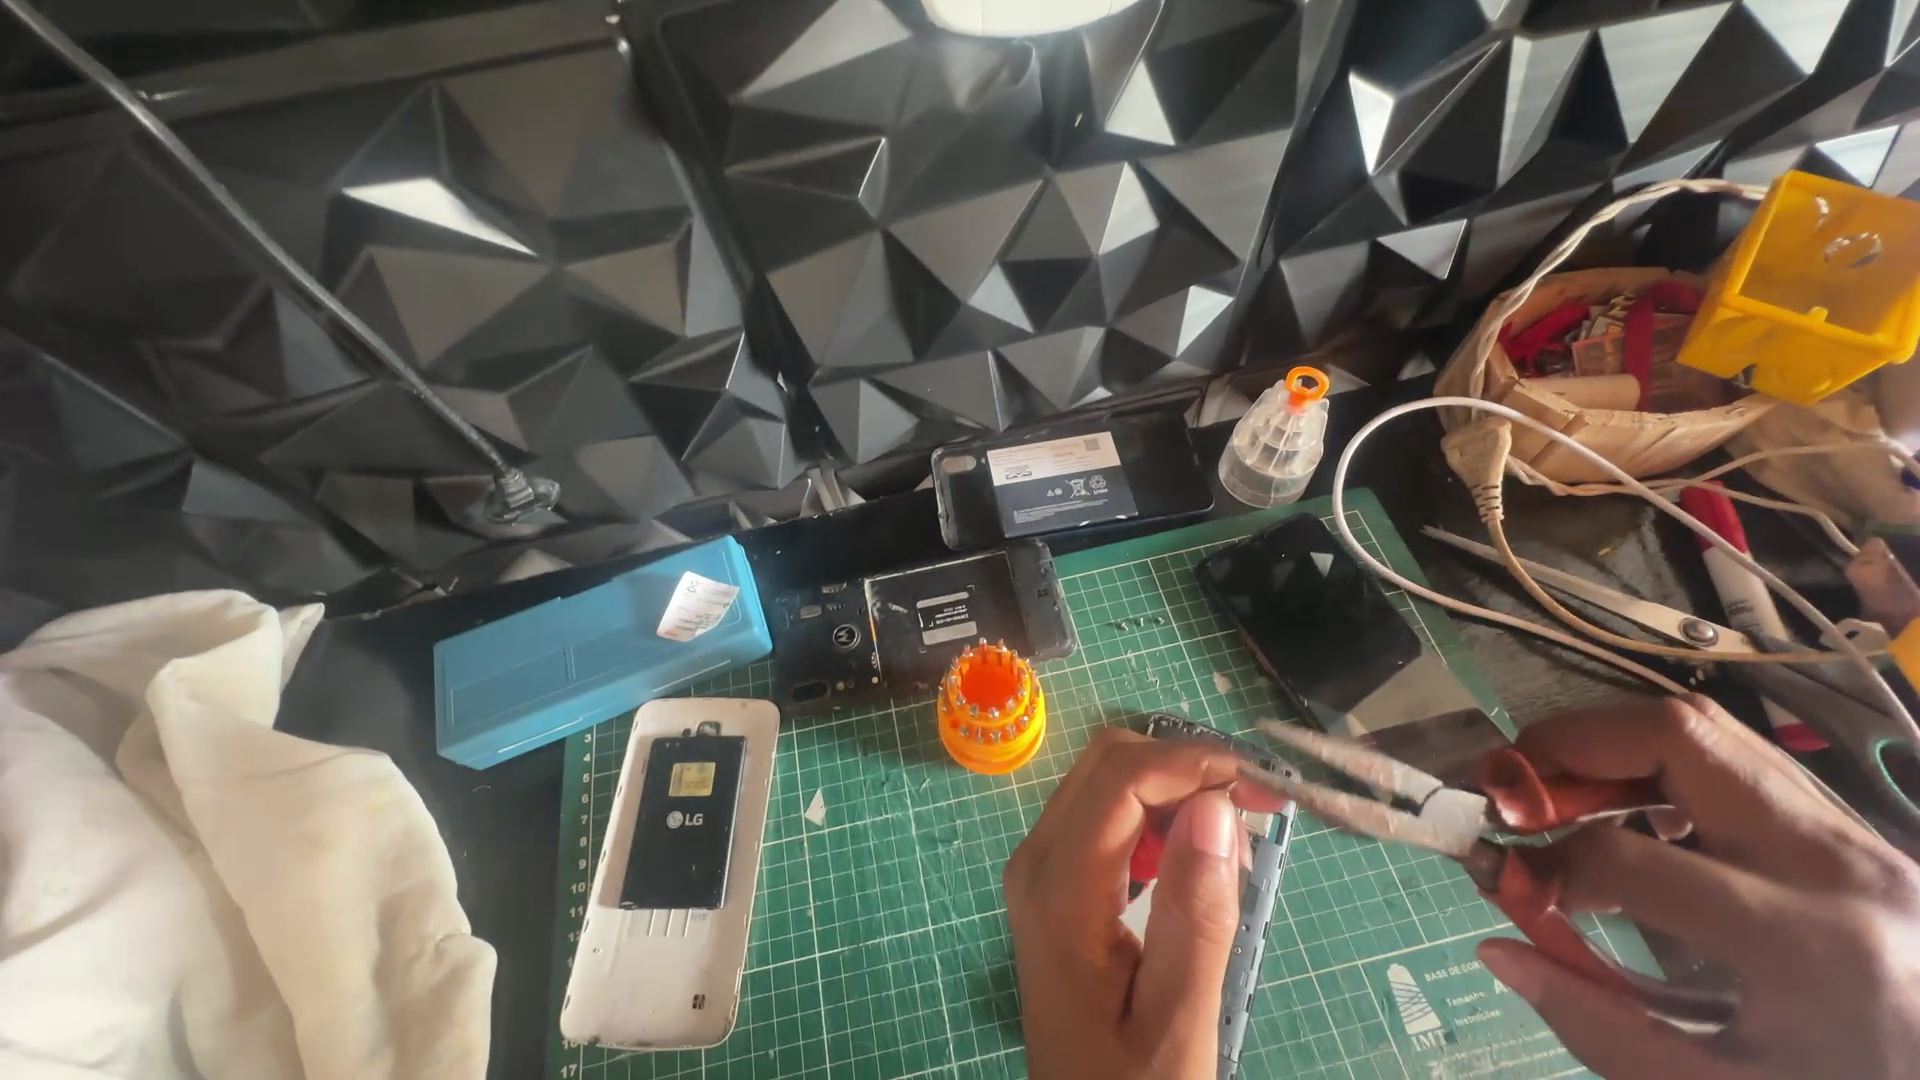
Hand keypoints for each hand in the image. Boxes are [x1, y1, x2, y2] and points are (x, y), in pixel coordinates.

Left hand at [1003, 727, 1285, 1078]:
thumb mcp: (1178, 1022)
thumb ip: (1196, 914)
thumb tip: (1213, 806)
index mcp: (1059, 889)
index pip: (1120, 778)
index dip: (1191, 763)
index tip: (1259, 786)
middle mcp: (1037, 858)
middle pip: (1107, 763)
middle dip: (1183, 768)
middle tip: (1251, 810)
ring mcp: (1041, 865)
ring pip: (1107, 781)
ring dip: (1173, 791)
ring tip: (1230, 850)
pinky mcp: (1056, 878)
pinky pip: (1105, 815)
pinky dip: (1155, 817)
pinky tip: (1193, 863)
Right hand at [1478, 694, 1919, 1079]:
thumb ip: (1603, 1030)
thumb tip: (1499, 951)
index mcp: (1811, 946)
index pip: (1627, 856)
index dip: (1544, 861)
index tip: (1509, 882)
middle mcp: (1836, 864)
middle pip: (1673, 737)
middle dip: (1563, 747)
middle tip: (1513, 794)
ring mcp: (1853, 832)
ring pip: (1699, 726)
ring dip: (1602, 746)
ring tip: (1557, 794)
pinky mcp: (1848, 825)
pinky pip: (1726, 754)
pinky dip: (1648, 761)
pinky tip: (1627, 811)